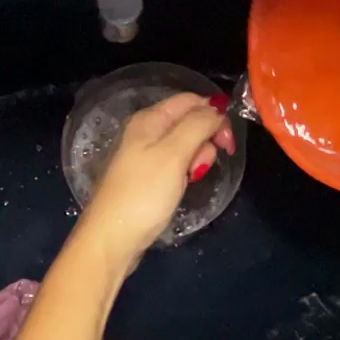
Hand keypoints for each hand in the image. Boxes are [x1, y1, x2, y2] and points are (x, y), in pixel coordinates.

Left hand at [72, 92, 235, 267]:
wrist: (113, 238)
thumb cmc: (143, 194)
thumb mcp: (174, 154)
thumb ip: (197, 125)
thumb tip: (216, 109)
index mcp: (150, 119)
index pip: (191, 101)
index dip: (214, 115)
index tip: (227, 142)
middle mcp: (146, 132)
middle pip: (189, 123)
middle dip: (205, 141)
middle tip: (201, 165)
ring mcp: (145, 156)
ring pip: (185, 147)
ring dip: (196, 160)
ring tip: (188, 179)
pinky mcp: (147, 179)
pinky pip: (175, 166)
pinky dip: (183, 174)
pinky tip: (180, 188)